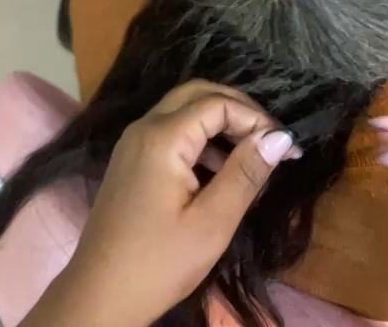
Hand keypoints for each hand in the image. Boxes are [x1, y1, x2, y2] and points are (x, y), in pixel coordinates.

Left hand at [25, 80, 297, 326]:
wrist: (99, 295)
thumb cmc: (159, 263)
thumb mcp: (211, 223)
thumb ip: (245, 174)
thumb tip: (280, 137)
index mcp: (162, 136)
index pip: (217, 103)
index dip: (256, 118)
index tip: (288, 149)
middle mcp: (144, 127)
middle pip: (197, 93)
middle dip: (238, 108)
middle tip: (271, 139)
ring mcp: (134, 141)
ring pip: (183, 109)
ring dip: (219, 121)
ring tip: (253, 155)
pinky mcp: (131, 159)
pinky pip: (170, 130)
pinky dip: (200, 137)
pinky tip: (221, 169)